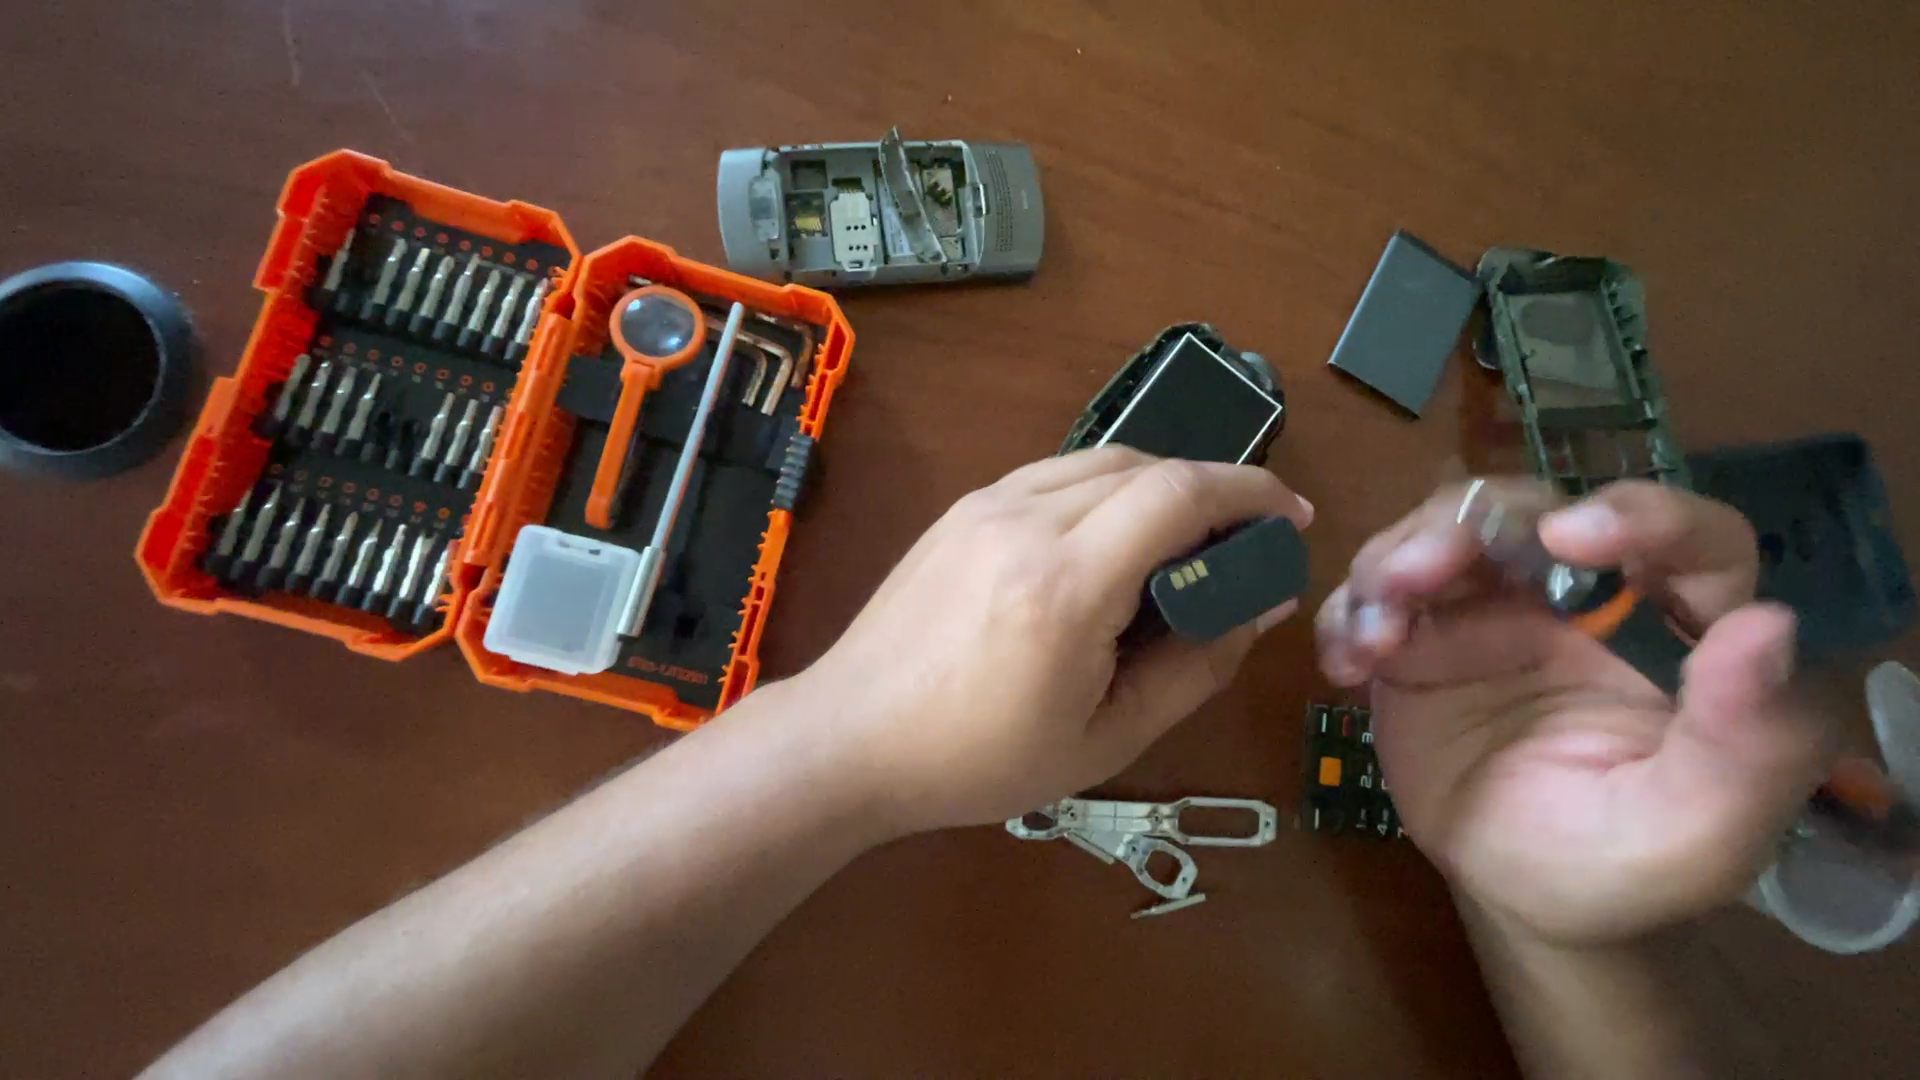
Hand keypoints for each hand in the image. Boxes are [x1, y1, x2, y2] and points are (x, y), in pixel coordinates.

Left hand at [791, 447, 1310, 835]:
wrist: (852, 736)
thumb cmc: (978, 759)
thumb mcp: (1105, 738)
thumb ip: (1194, 666)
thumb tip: (1260, 602)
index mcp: (1065, 583)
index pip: (1178, 494)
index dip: (1250, 493)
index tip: (1291, 518)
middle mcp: (1023, 520)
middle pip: (1144, 465)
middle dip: (1210, 490)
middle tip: (1242, 543)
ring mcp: (983, 505)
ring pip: (1097, 461)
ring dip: (1156, 484)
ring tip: (1182, 539)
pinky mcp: (960, 509)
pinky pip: (1052, 475)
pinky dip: (1101, 489)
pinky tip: (1107, 537)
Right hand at [1316, 479, 1827, 944]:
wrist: (1509, 890)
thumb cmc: (1617, 862)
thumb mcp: (1697, 825)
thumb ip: (1745, 739)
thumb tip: (1765, 625)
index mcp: (1661, 629)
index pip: (1679, 536)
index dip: (1635, 513)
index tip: (1571, 537)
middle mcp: (1565, 602)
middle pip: (1512, 514)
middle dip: (1451, 529)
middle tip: (1408, 578)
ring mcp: (1475, 616)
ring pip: (1422, 540)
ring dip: (1381, 573)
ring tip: (1369, 646)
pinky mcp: (1409, 642)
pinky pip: (1363, 602)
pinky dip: (1342, 620)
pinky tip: (1342, 671)